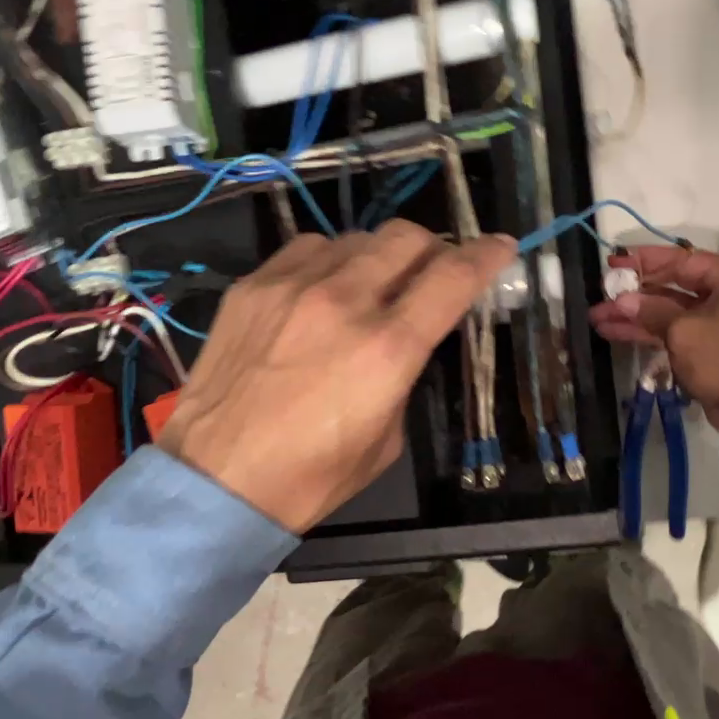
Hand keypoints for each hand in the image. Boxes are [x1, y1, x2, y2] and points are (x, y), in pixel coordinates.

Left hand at [157, 221, 514, 532]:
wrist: (217, 480)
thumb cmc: (310, 477)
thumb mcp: (386, 440)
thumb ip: (402, 377)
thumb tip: (402, 344)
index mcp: (387, 349)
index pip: (452, 278)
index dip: (486, 256)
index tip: (501, 249)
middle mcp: (344, 303)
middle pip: (407, 238)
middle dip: (434, 249)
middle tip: (435, 272)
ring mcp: (292, 287)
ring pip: (357, 238)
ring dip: (380, 256)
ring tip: (374, 285)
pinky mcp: (252, 287)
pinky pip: (307, 249)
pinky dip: (331, 261)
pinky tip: (323, 288)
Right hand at [588, 246, 718, 429]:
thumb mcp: (684, 332)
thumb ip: (651, 311)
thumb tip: (621, 301)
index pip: (681, 259)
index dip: (644, 261)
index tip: (613, 262)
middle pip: (672, 284)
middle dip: (634, 293)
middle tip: (600, 294)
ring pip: (669, 310)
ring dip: (635, 314)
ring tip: (598, 317)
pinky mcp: (709, 343)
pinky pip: (675, 329)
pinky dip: (648, 330)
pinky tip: (615, 331)